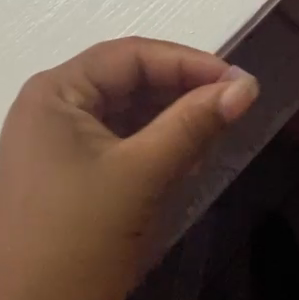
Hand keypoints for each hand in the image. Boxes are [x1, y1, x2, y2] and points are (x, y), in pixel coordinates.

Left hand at [0, 37, 260, 299]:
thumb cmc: (74, 243)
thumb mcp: (139, 177)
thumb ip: (192, 125)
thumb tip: (245, 84)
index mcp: (56, 92)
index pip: (130, 56)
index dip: (187, 62)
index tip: (239, 80)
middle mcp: (52, 108)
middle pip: (127, 82)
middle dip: (181, 92)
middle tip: (234, 106)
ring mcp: (56, 146)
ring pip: (125, 116)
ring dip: (170, 123)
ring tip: (216, 134)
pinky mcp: (67, 180)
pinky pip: (117, 147)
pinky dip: (152, 150)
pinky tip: (185, 162)